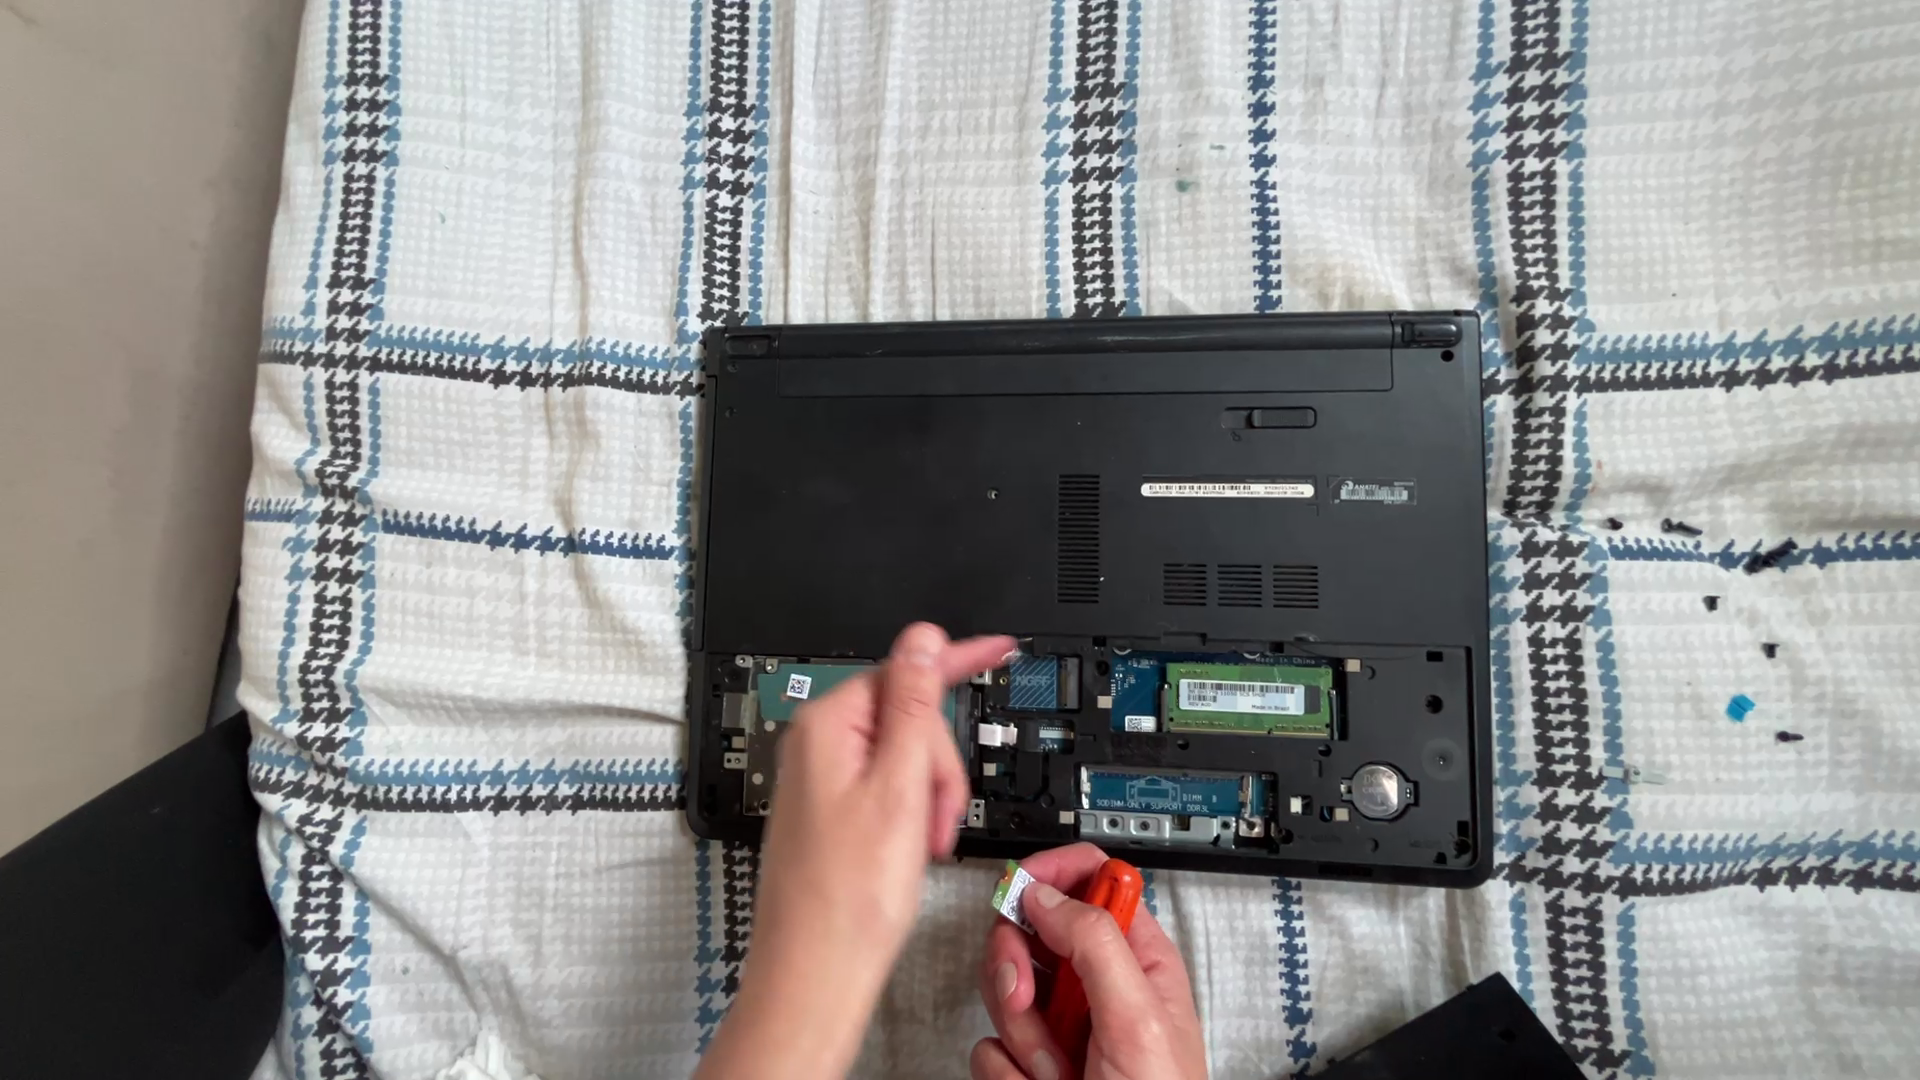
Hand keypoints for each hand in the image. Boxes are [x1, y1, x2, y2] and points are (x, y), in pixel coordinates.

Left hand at [696, 623, 1015, 1079]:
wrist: (816, 979)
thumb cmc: (849, 899)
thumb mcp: (899, 787)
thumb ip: (914, 705)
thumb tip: (923, 641)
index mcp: (829, 726)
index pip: (906, 670)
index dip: (959, 660)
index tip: (997, 648)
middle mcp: (819, 744)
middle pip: (910, 716)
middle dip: (940, 762)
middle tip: (944, 812)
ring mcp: (823, 776)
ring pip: (905, 753)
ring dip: (930, 792)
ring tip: (926, 840)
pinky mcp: (833, 804)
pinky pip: (889, 783)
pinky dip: (912, 809)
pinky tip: (911, 843)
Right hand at [972, 843, 1206, 1079]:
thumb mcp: (1139, 1018)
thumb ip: (1095, 941)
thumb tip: (1044, 891)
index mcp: (1134, 957)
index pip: (1089, 879)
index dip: (1051, 871)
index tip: (1018, 887)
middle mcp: (1094, 983)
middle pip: (1031, 927)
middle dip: (1018, 965)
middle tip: (1028, 996)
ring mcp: (1059, 1024)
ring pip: (1004, 984)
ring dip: (1019, 1031)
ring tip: (1054, 1069)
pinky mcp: (1030, 1063)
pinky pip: (990, 1043)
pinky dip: (1008, 1071)